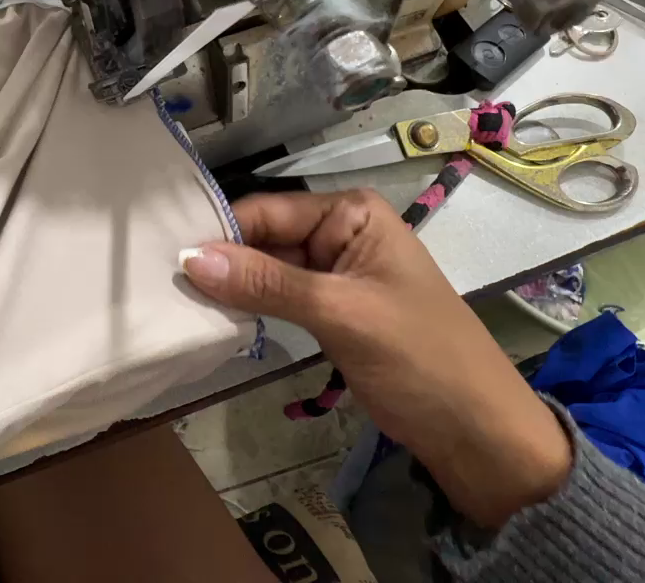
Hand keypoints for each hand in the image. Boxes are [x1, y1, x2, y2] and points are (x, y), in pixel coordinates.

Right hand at [180, 190, 571, 528]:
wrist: (479, 434)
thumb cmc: (420, 356)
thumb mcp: (340, 313)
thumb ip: (265, 284)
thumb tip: (189, 258)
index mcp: (351, 213)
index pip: (269, 211)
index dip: (221, 233)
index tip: (168, 255)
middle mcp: (339, 232)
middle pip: (265, 237)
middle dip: (223, 260)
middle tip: (165, 280)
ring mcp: (334, 273)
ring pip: (268, 269)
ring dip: (233, 285)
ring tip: (179, 297)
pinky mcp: (330, 309)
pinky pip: (279, 296)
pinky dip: (252, 305)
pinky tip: (216, 315)